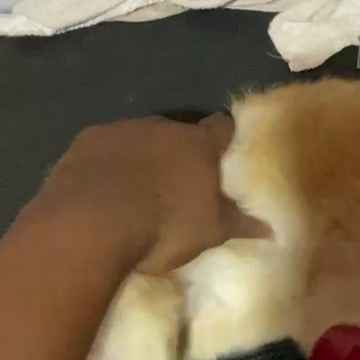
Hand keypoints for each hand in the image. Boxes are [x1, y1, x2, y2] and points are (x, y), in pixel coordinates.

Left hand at [35, 114, 270, 272]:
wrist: (91, 219)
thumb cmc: (162, 225)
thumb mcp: (208, 232)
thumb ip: (239, 224)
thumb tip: (271, 229)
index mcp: (197, 144)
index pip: (221, 127)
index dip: (224, 137)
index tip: (223, 151)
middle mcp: (163, 127)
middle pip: (177, 134)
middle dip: (178, 154)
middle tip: (177, 184)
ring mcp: (123, 129)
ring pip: (139, 139)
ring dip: (140, 158)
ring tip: (134, 192)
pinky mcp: (87, 140)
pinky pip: (104, 148)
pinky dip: (106, 164)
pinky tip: (100, 190)